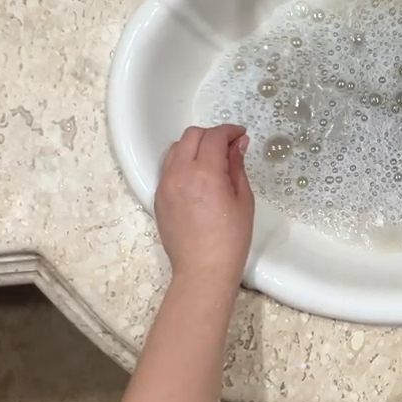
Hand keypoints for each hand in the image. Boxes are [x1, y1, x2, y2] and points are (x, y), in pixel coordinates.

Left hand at [155, 124, 253, 288]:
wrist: (203, 270)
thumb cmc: (230, 240)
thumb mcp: (243, 200)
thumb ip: (237, 167)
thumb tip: (237, 145)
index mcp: (205, 173)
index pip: (214, 137)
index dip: (230, 131)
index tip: (240, 135)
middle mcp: (180, 174)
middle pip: (191, 136)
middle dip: (212, 135)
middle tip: (229, 147)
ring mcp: (165, 185)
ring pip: (175, 149)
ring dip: (194, 146)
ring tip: (212, 160)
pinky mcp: (158, 197)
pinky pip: (168, 168)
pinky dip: (183, 162)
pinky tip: (197, 177)